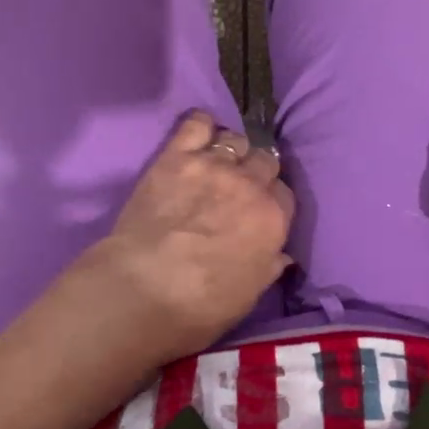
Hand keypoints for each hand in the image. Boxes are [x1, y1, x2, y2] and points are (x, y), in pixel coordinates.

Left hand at [83, 111, 295, 361]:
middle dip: (255, 171)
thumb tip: (280, 255)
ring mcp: (211, 164)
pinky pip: (196, 123)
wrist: (142, 287)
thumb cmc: (199, 305)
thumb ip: (267, 268)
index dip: (272, 202)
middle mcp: (249, 183)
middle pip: (264, 159)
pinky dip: (200, 125)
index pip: (285, 194)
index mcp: (274, 218)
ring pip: (234, 139)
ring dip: (230, 150)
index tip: (260, 211)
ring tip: (216, 163)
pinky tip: (197, 135)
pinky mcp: (174, 155)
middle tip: (237, 187)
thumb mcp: (248, 296)